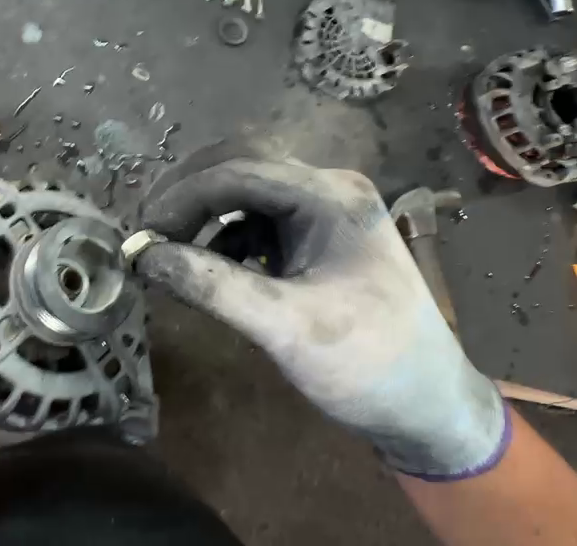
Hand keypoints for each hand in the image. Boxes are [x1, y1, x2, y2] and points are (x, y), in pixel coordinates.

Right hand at [132, 156, 508, 480]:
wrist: (431, 412)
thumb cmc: (369, 367)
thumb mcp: (286, 328)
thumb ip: (213, 287)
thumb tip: (145, 256)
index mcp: (332, 196)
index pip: (240, 172)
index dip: (184, 197)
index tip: (145, 234)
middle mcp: (328, 188)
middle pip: (241, 164)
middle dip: (190, 193)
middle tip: (150, 229)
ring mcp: (323, 209)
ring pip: (245, 187)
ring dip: (203, 211)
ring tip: (170, 247)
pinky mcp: (315, 233)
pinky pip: (256, 215)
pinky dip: (223, 232)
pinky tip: (207, 263)